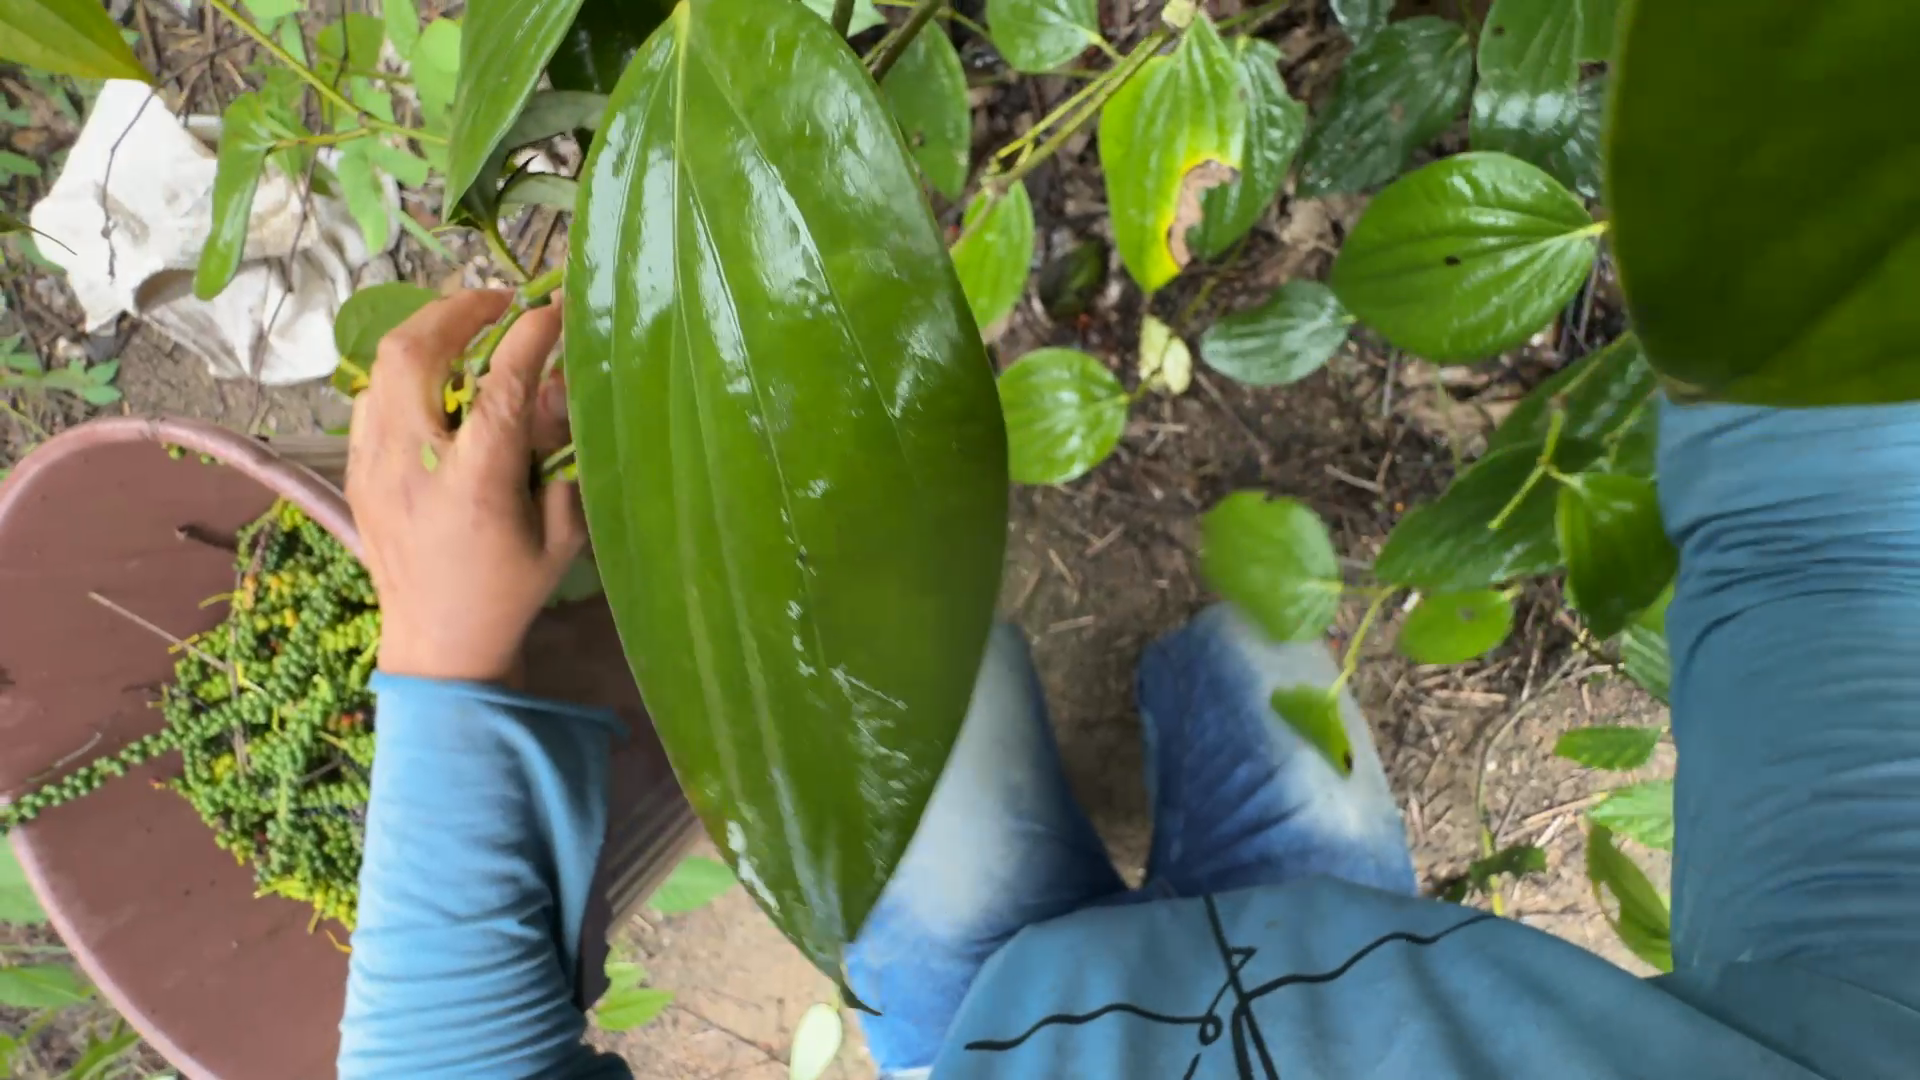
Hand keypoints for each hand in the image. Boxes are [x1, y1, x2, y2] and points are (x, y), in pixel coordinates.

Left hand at [346, 289, 584, 684]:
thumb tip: (560, 393)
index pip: (498, 390)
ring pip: (383, 368)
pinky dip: (408, 369)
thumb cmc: (511, 591)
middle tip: (499, 301)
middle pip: (415, 355)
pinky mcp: (355, 469)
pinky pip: (373, 396)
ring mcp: (372, 464)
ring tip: (470, 327)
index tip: (553, 310)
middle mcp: (411, 464)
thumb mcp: (561, 536)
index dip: (528, 340)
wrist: (437, 640)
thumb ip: (562, 461)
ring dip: (428, 333)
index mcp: (473, 486)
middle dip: (457, 311)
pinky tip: (440, 376)